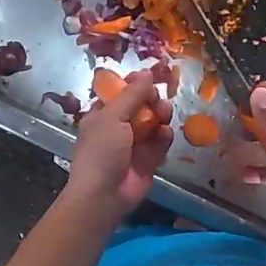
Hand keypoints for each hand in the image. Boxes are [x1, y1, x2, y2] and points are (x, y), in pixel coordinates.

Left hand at [65, 70, 172, 218]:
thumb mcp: (112, 117)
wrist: (104, 194)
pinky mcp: (149, 159)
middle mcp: (118, 126)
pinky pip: (161, 141)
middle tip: (157, 100)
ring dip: (161, 115)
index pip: (120, 92)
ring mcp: (135, 143)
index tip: (149, 77)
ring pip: (154, 121)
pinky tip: (164, 133)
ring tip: (163, 114)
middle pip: (141, 105)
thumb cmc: (101, 150)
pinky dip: (164, 135)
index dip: (134, 84)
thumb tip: (146, 72)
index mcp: (103, 114)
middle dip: (151, 99)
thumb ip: (132, 94)